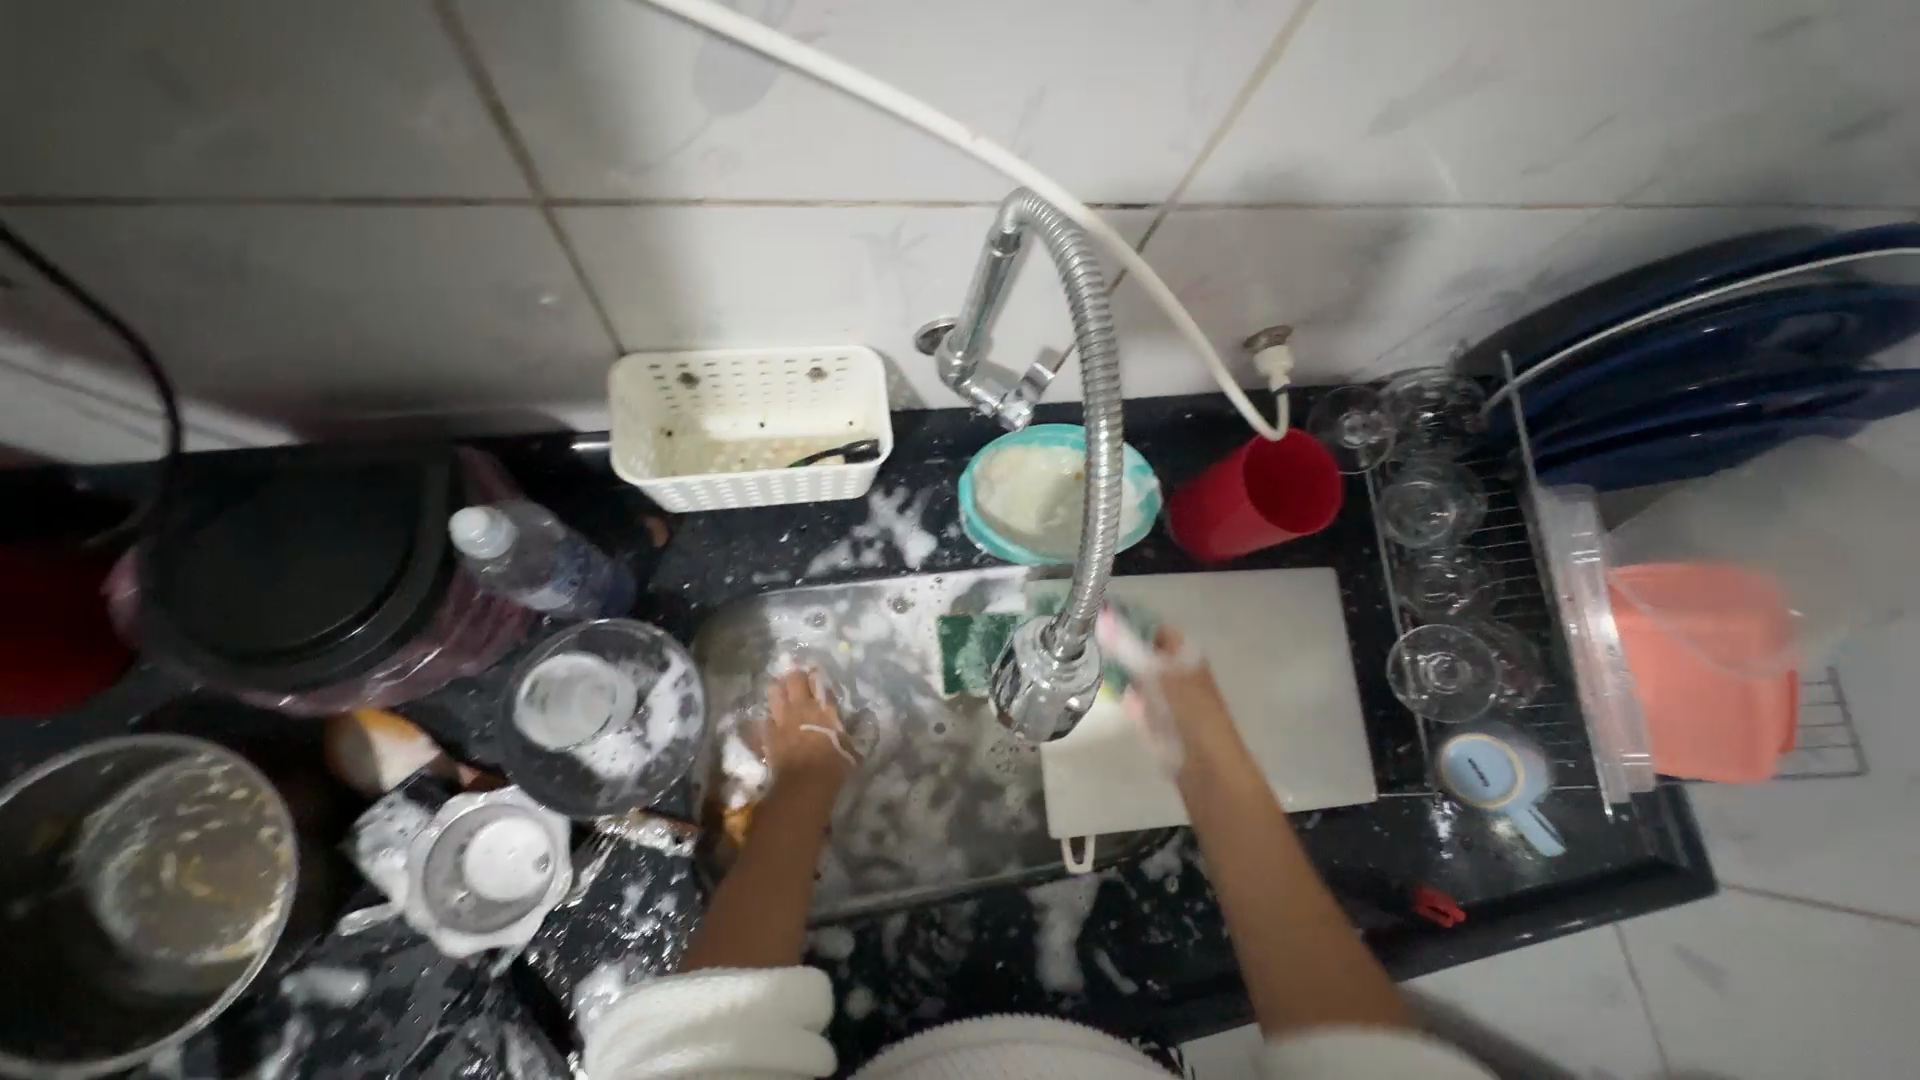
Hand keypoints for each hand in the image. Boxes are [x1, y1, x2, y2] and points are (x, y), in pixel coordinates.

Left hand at [764, 669, 856, 790]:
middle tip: (799, 682)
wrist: (804, 784)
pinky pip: (765, 716)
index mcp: (823, 707)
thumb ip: (853, 731)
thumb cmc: (833, 765)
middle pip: (793, 678)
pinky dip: (769, 715)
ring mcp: (781, 718)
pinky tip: (773, 720)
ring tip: (783, 694)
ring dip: (779, 689)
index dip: (816, 674)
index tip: (817, 674)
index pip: (818, 680)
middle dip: (796, 677)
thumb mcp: (851, 748)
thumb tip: (867, 721)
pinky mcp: (767, 732)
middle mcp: (801, 706)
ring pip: (774, 690)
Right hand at [1097, 612, 1248, 778]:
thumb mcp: (1154, 671)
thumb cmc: (1186, 708)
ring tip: (1083, 656)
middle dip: (1117, 645)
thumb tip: (1101, 615)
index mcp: (1184, 653)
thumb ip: (1126, 646)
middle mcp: (1173, 670)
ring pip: (1133, 674)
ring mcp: (1162, 695)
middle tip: (1085, 635)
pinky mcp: (1152, 717)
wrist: (1203, 761)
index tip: (1098, 615)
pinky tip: (1096, 684)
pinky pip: (1130, 697)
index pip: (1153, 628)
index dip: (1129, 620)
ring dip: (1115, 667)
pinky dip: (1117, 691)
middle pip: (1141, 651)